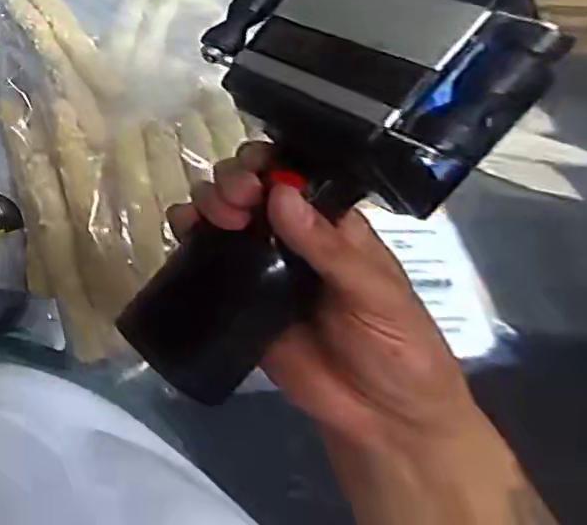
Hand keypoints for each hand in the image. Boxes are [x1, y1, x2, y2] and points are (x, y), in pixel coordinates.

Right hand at [166, 142, 488, 457]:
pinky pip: (199, 246)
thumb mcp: (379, 297)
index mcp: (329, 224)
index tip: (257, 171)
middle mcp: (287, 231)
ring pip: (219, 206)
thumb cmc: (400, 352)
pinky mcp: (231, 286)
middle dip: (234, 178)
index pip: (293, 174)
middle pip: (248, 182)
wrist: (380, 423)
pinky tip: (185, 227)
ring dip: (209, 198)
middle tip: (238, 200)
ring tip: (219, 219)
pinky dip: (186, 227)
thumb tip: (281, 194)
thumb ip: (330, 249)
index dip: (269, 162)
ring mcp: (256, 257)